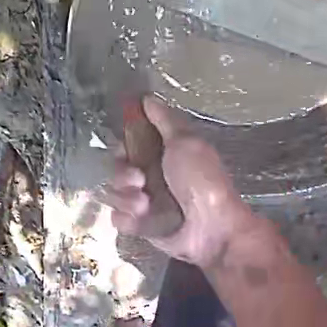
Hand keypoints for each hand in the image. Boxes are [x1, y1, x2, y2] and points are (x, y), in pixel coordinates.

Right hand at [105, 95, 267, 267]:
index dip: (122, 145)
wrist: (212, 228)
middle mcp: (151, 176)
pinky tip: (142, 218)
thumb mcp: (186, 142)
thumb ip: (164, 120)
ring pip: (113, 193)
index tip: (126, 148)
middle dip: (122, 173)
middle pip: (116, 168)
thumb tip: (147, 98)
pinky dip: (127, 218)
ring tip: (145, 204)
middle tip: (138, 180)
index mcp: (163, 153)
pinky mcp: (141, 225)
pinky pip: (117, 218)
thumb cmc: (202, 181)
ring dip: (126, 197)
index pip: (128, 144)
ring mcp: (145, 202)